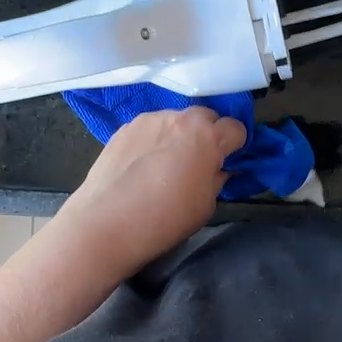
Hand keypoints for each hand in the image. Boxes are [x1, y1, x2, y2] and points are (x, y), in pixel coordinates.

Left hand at [51, 107, 246, 273]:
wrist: (106, 224)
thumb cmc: (165, 219)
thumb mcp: (206, 205)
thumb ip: (217, 178)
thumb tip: (218, 168)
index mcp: (207, 136)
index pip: (236, 128)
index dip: (235, 146)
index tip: (226, 163)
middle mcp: (180, 118)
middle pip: (206, 117)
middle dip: (208, 135)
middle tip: (198, 162)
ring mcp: (149, 119)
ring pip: (176, 120)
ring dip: (179, 135)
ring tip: (165, 164)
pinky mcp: (125, 127)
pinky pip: (151, 128)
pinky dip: (154, 139)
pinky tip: (142, 165)